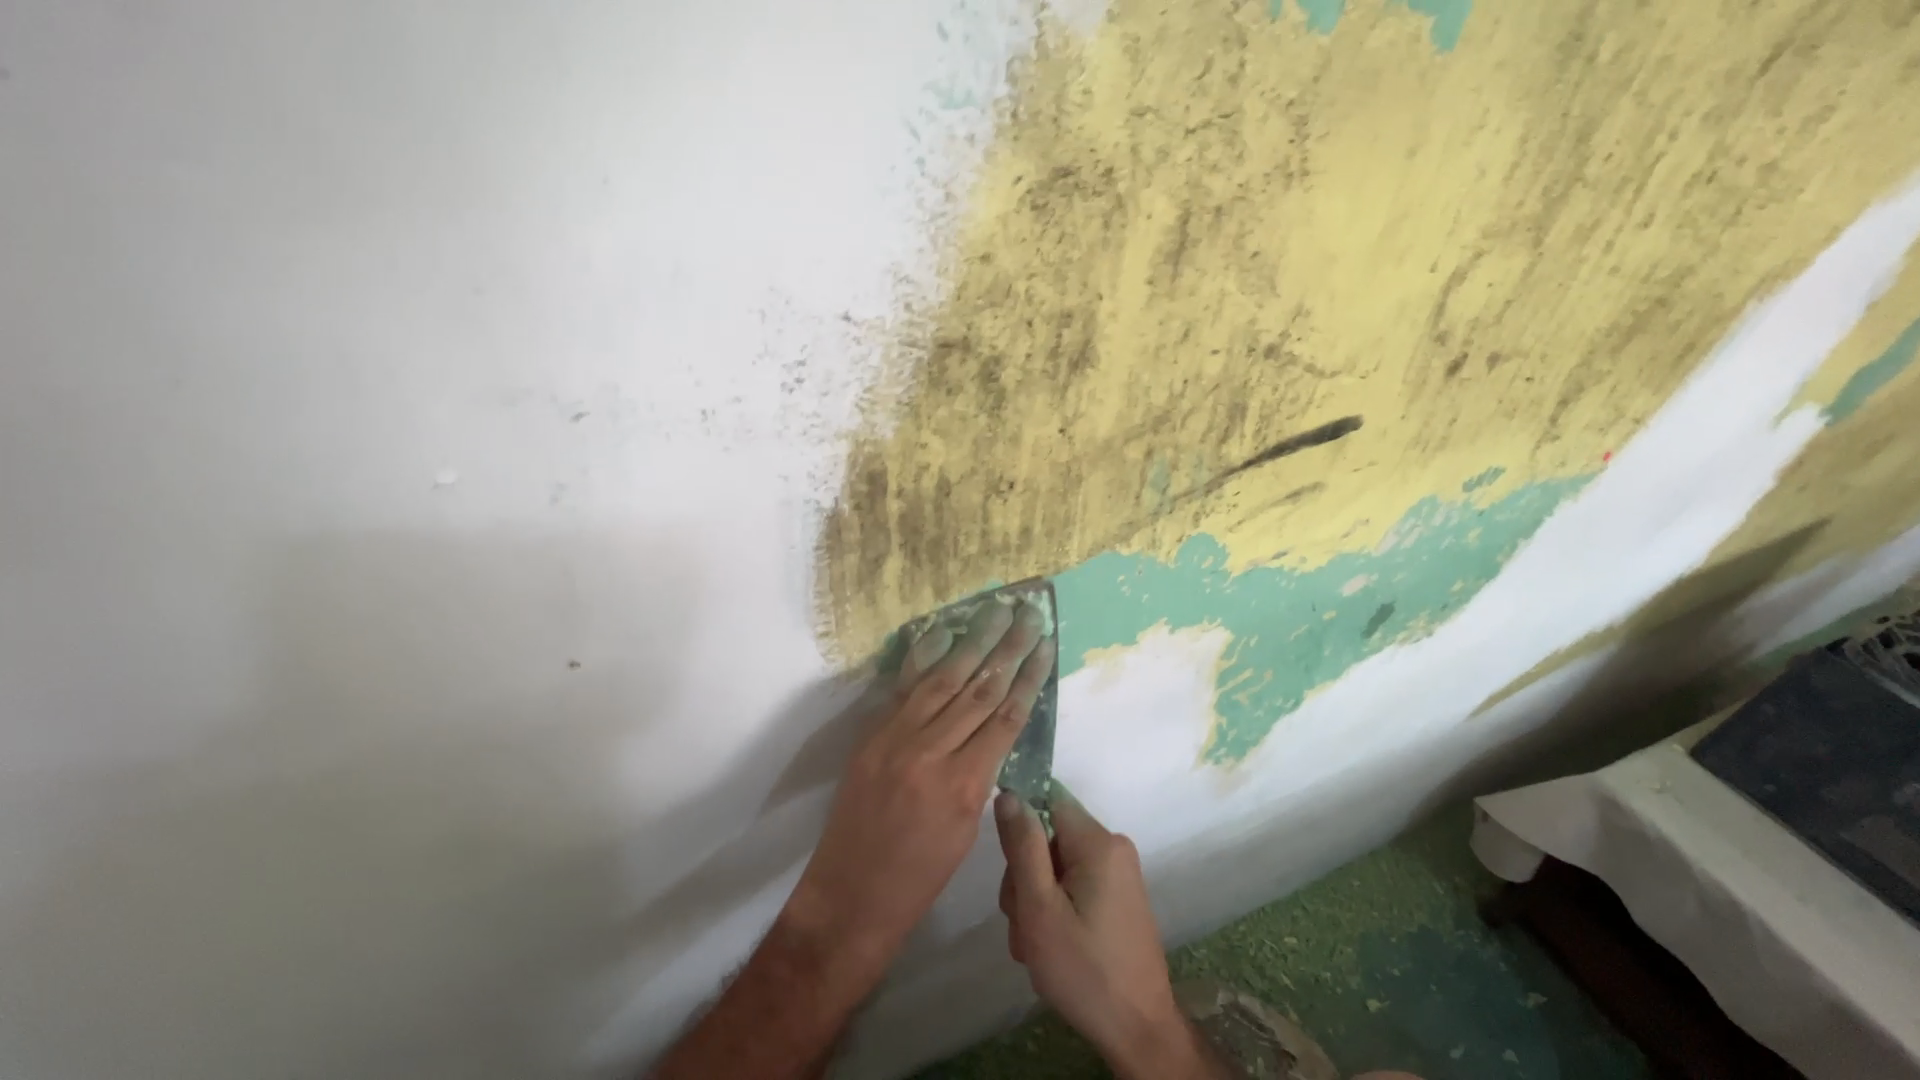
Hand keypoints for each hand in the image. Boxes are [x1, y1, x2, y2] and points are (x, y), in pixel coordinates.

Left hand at [783, 599, 1056, 969]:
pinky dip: (922, 662)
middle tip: (1026, 614)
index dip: (1028, 678)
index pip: (1005, 717)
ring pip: (940, 681)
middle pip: (976, 690)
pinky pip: (901, 691)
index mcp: (963, 784)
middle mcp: (929, 752)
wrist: (851, 896)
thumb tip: (992, 732)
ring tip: (992, 613)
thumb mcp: (967, 830)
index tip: (1044, 646)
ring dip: (969, 644)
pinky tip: (939, 635)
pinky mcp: (869, 738)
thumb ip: (980, 775)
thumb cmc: (920, 878)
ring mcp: (893, 740)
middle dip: (1005, 649)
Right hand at [994, 790, 1222, 1079]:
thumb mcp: (1040, 908)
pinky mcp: (1116, 897)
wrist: (1138, 1029)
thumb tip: (1008, 794)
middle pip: (1047, 838)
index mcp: (1099, 842)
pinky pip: (1072, 886)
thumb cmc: (1084, 970)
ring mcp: (1117, 874)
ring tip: (1038, 943)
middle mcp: (1113, 847)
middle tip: (1026, 922)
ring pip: (1054, 866)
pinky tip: (1053, 945)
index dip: (1019, 828)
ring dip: (1035, 901)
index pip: (1045, 801)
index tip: (1010, 869)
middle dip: (1024, 878)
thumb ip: (1022, 847)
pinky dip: (1054, 911)